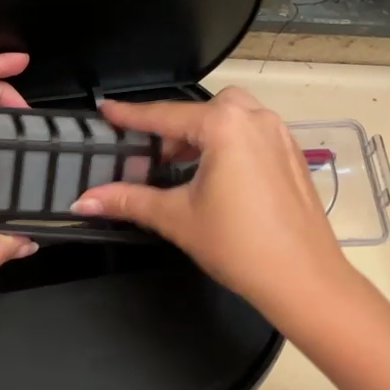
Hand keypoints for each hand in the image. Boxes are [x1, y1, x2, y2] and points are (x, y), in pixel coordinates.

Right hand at [71, 88, 349, 310]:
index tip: (106, 110)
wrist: (305, 280)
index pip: (165, 115)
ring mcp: (279, 135)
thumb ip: (128, 200)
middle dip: (171, 131)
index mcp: (225, 126)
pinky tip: (214, 177)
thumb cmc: (240, 246)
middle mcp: (255, 119)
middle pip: (198, 112)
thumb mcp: (176, 218)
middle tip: (150, 159)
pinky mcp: (291, 154)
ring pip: (227, 119)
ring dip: (200, 136)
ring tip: (180, 169)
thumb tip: (83, 200)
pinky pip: (250, 133)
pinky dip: (225, 144)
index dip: (130, 115)